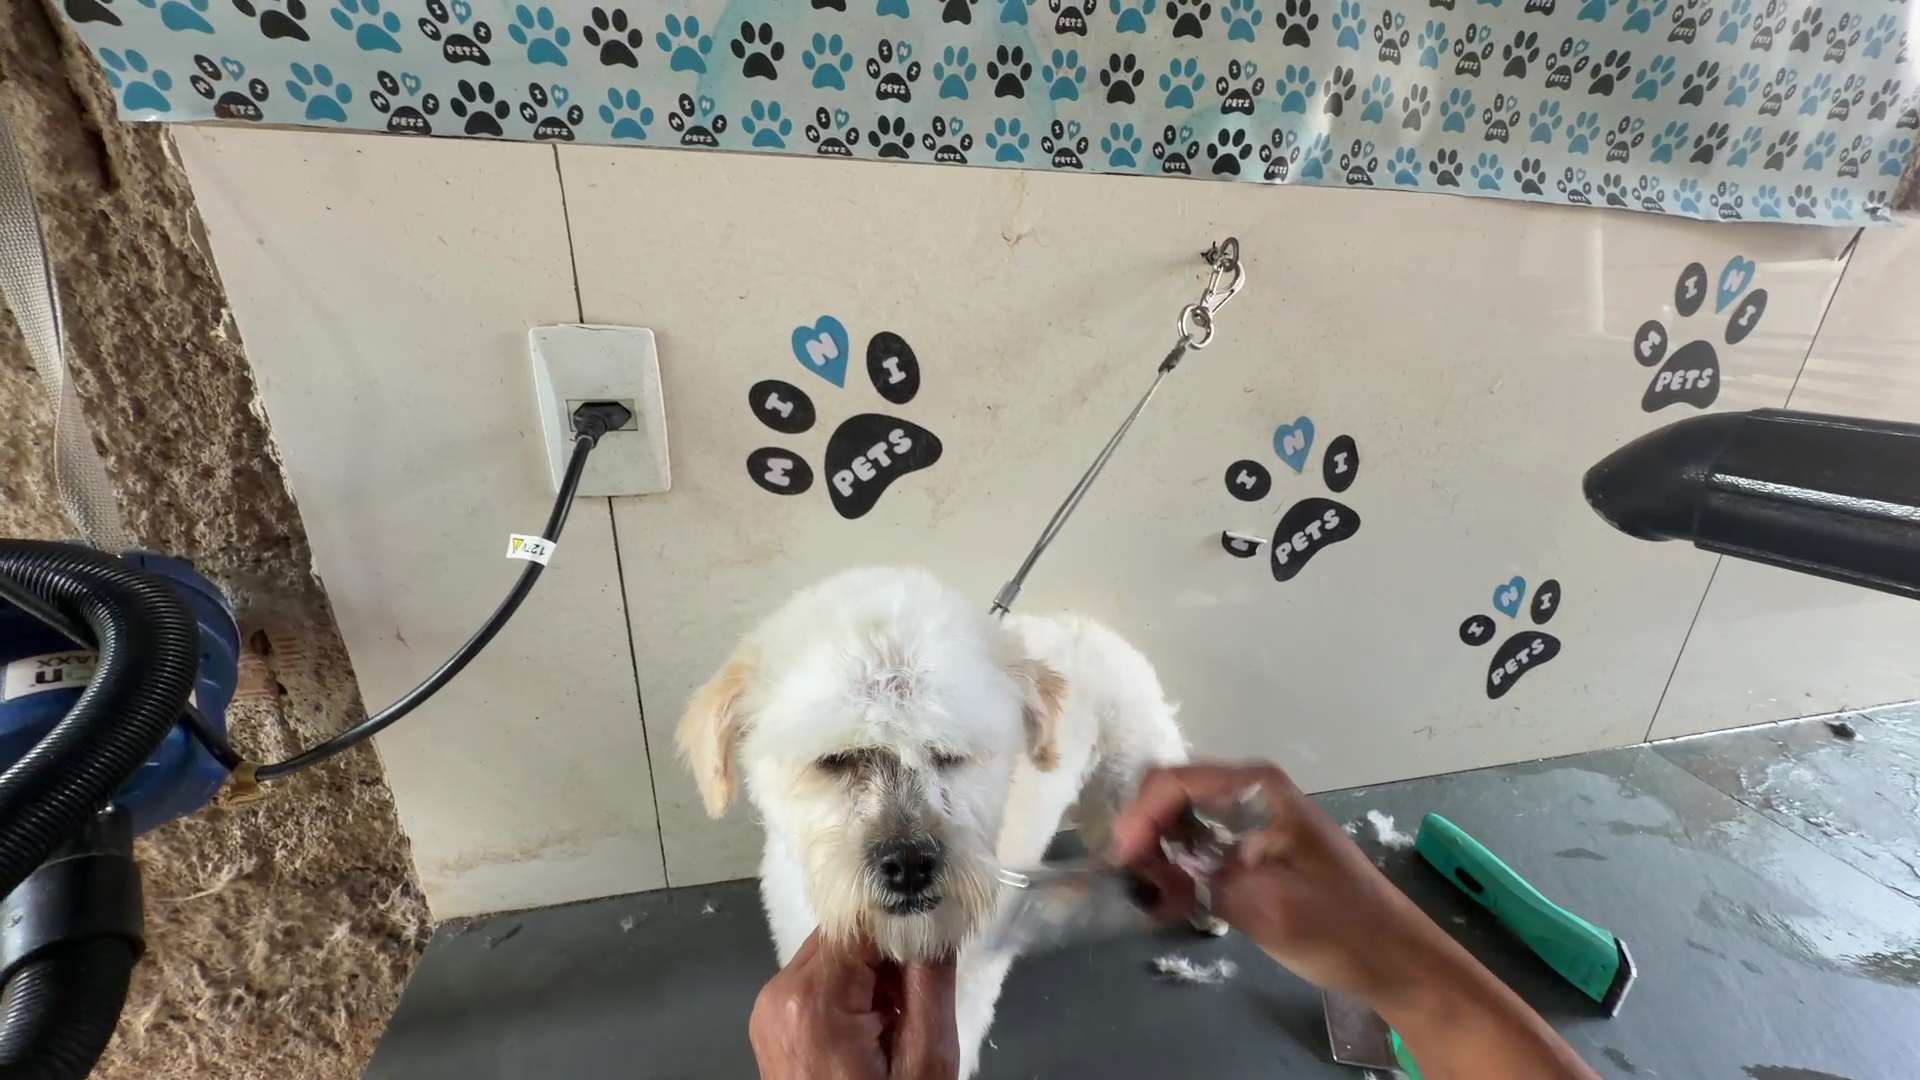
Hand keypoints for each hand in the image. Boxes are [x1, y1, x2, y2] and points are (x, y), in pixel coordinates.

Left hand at [749, 929, 959, 1079]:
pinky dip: (850, 988)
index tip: (928, 952)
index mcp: (813, 998)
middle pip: (845, 933)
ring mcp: (770, 1006)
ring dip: (870, 970)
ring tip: (892, 1018)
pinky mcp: (773, 1018)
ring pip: (833, 950)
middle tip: (911, 999)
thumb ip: (932, 978)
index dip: (900, 927)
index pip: (862, 921)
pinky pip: (819, 976)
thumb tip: (935, 913)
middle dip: (885, 953)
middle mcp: (780, 991)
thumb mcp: (926, 1059)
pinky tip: (870, 1025)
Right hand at [1111, 762, 1450, 1007]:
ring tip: (1152, 894)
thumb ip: (1197, 884)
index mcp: (1255, 787)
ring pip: (1180, 817)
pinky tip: (1172, 896)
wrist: (1400, 961)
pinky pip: (1197, 841)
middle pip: (1172, 795)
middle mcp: (1247, 790)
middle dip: (1145, 834)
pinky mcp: (1249, 843)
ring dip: (1158, 852)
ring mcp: (1249, 816)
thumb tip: (1139, 877)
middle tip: (1136, 881)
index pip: (1175, 782)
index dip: (1139, 816)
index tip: (1121, 858)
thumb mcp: (1266, 907)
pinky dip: (1177, 865)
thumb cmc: (1341, 927)